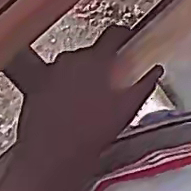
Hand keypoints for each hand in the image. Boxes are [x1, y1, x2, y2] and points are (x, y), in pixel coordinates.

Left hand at [11, 27, 162, 190]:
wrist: (51, 157)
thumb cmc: (91, 134)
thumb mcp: (126, 110)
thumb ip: (143, 84)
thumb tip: (155, 70)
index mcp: (96, 60)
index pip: (114, 34)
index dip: (124, 34)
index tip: (129, 39)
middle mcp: (71, 58)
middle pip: (92, 51)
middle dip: (103, 62)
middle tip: (112, 82)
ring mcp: (50, 70)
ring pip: (73, 64)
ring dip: (83, 74)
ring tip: (91, 99)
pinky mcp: (36, 83)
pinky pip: (56, 76)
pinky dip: (64, 85)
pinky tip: (70, 105)